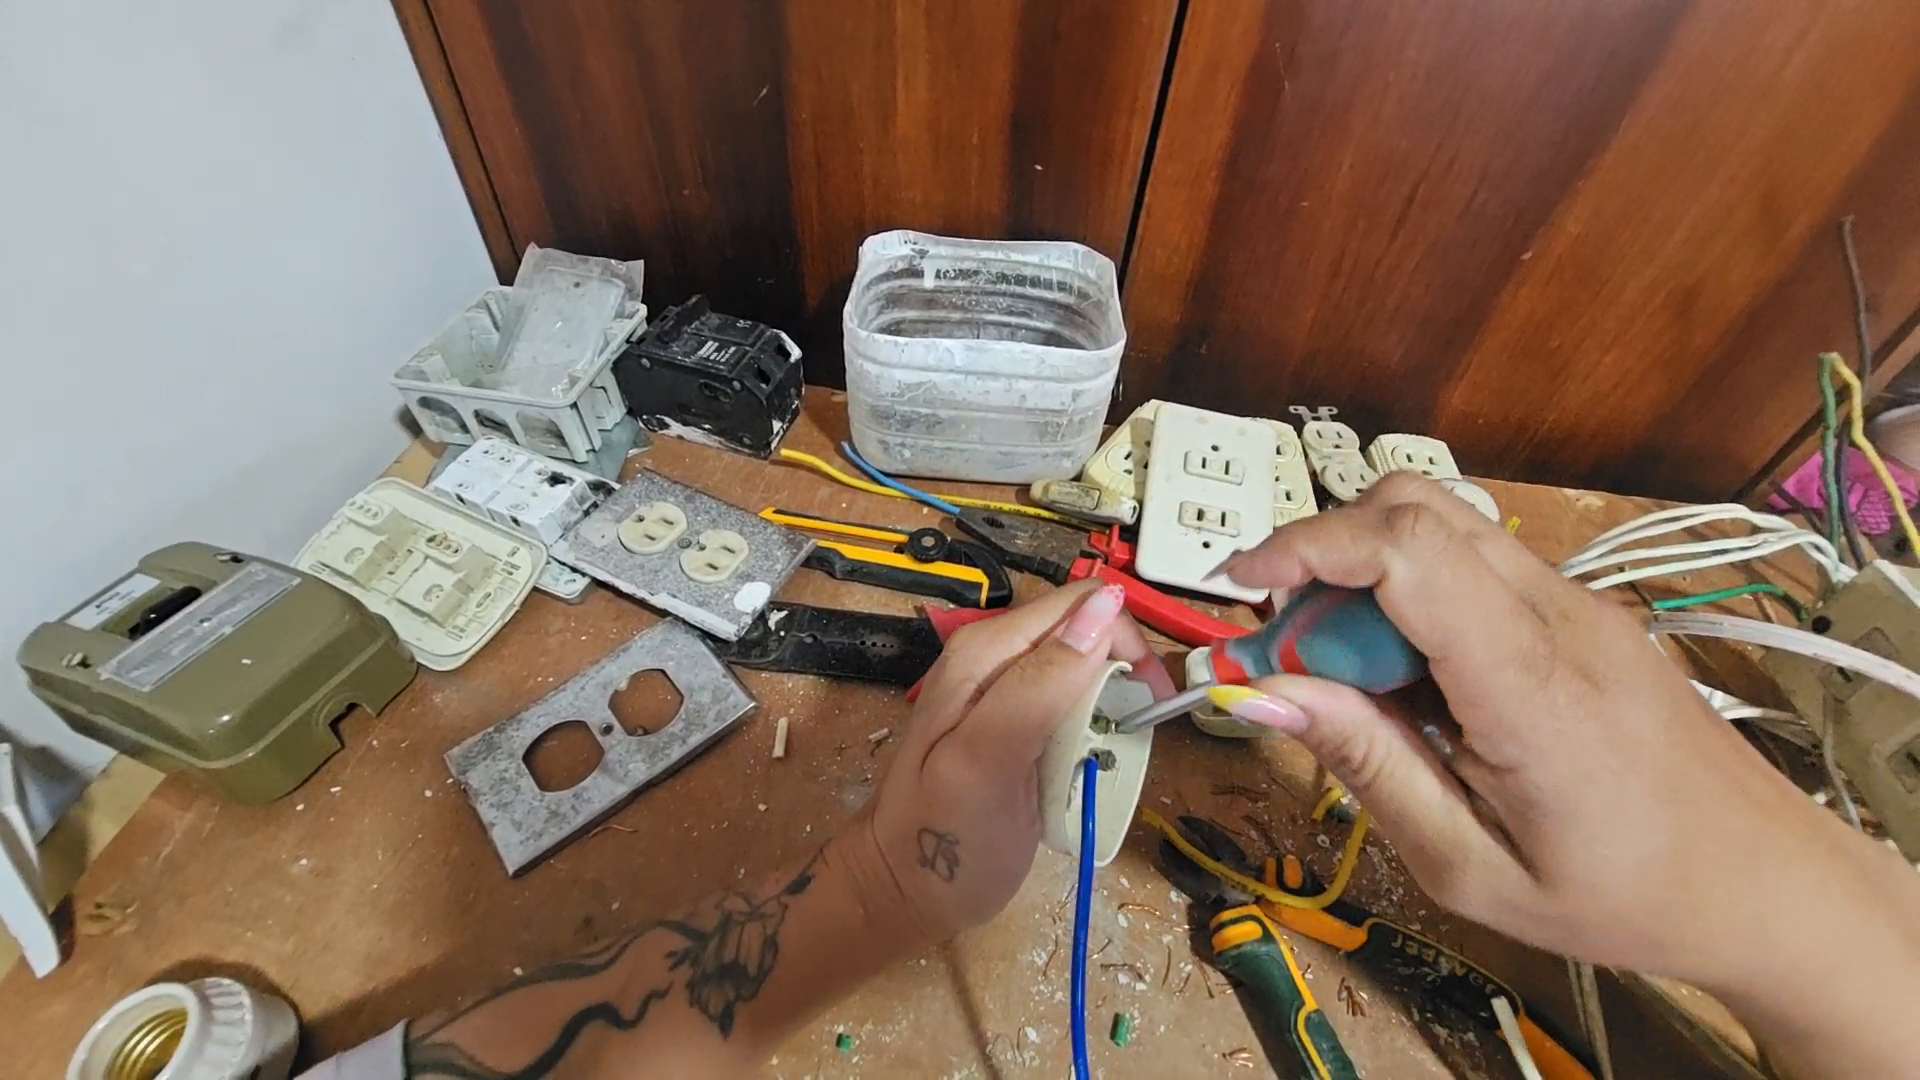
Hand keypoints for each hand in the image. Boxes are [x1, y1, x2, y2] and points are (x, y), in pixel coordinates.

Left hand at [844, 581, 1173, 946]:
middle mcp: (992, 652)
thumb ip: (1040, 683)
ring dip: (1111, 696)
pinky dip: (1092, 718)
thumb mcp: (988, 760)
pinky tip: (1090, 753)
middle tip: (1138, 730)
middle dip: (1124, 669)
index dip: (1126, 643)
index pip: (1081, 606)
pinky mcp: (1009, 712)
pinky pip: (1067, 693)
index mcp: (986, 649)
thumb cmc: (943, 838)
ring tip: (1117, 747)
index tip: (1151, 701)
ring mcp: (999, 682)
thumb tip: (1104, 608)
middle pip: (1084, 627)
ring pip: (1080, 660)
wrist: (902, 886)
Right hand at [1213, 474, 1916, 991]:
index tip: (1240, 583)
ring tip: (1332, 654)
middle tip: (1282, 638)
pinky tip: (1393, 663)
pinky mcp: (1566, 602)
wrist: (1774, 888)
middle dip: (1317, 556)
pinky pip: (1456, 557)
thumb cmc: (1620, 894)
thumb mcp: (1466, 864)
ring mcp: (1569, 597)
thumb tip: (1257, 694)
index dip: (1308, 546)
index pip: (1407, 552)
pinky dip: (1392, 587)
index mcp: (1533, 684)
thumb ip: (1361, 763)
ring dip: (1352, 568)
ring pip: (1429, 521)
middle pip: (1409, 510)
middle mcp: (1556, 613)